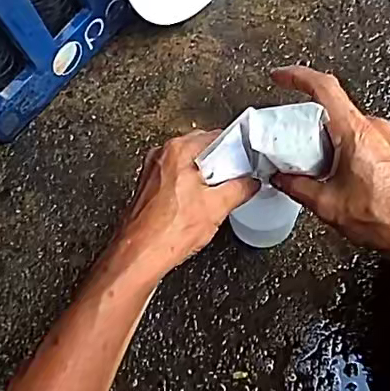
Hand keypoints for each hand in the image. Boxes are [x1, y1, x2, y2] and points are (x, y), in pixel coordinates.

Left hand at [109, 129, 260, 278]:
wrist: (139, 254)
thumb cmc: (167, 231)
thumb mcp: (217, 207)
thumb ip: (240, 189)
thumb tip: (250, 183)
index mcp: (177, 150)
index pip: (215, 136)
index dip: (234, 150)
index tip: (244, 163)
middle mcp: (161, 156)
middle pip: (200, 150)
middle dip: (219, 166)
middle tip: (232, 183)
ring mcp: (152, 172)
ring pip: (187, 166)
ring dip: (203, 179)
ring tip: (212, 199)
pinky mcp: (148, 188)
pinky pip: (175, 180)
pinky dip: (188, 189)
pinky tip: (194, 208)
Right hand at [268, 66, 389, 256]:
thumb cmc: (388, 218)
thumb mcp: (327, 204)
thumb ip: (297, 186)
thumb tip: (282, 178)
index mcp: (356, 132)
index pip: (324, 87)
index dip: (297, 77)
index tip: (281, 77)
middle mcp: (375, 129)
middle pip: (332, 111)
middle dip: (307, 127)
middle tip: (291, 148)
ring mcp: (387, 140)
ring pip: (346, 127)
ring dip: (326, 143)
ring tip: (315, 171)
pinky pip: (361, 140)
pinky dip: (342, 152)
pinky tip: (336, 178)